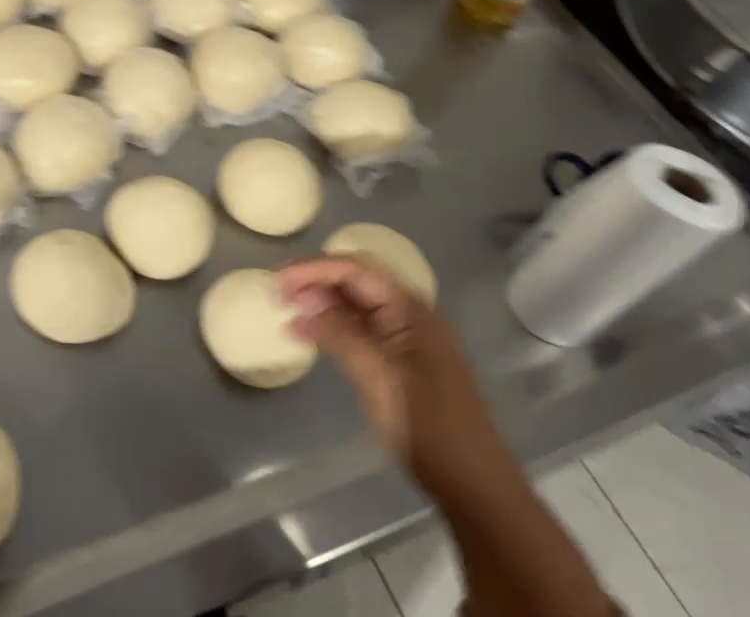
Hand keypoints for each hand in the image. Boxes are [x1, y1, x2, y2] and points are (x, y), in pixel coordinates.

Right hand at [280, 255, 496, 480]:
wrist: (472, 481)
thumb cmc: (428, 427)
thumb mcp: (378, 377)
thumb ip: (341, 334)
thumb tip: (303, 300)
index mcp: (411, 310)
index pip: (357, 270)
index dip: (315, 269)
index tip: (277, 281)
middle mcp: (410, 315)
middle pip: (358, 280)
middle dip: (317, 279)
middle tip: (277, 293)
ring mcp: (407, 338)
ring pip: (358, 304)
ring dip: (322, 302)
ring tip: (286, 309)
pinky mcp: (400, 361)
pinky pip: (362, 329)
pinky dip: (333, 326)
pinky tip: (308, 334)